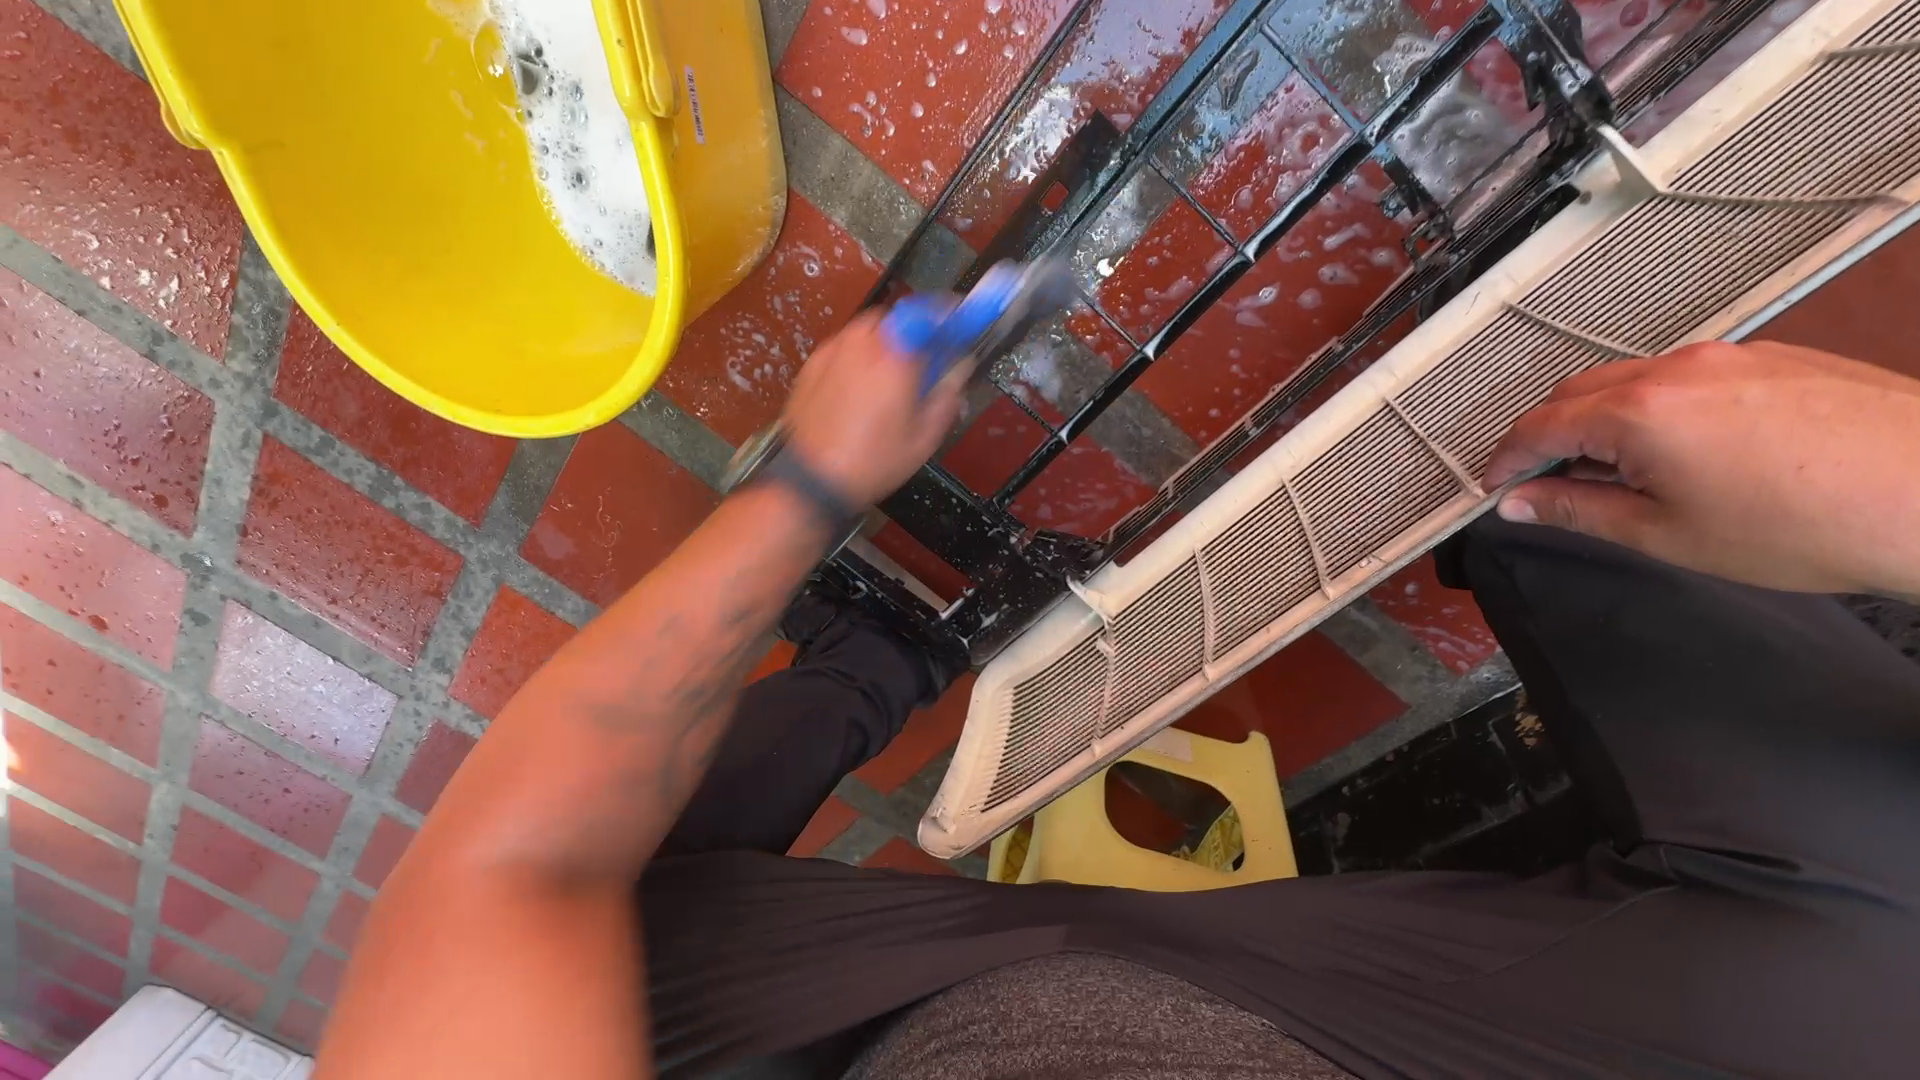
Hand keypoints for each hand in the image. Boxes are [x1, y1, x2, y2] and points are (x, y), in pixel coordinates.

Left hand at [781, 310, 971, 508]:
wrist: (812, 479)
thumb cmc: (871, 462)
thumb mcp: (924, 438)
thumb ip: (947, 396)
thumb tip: (959, 369)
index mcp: (896, 358)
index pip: (928, 313)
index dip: (946, 314)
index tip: (958, 322)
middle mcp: (863, 344)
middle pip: (897, 318)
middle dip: (914, 332)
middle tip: (925, 359)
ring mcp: (833, 351)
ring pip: (867, 331)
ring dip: (885, 343)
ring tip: (891, 376)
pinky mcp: (812, 364)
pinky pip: (843, 348)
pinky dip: (857, 357)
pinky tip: (859, 388)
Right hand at [1484, 341, 1919, 597]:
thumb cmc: (1806, 523)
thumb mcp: (1663, 533)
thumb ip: (1575, 510)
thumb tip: (1519, 503)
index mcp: (1637, 411)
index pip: (1536, 427)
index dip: (1504, 461)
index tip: (1496, 489)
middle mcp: (1675, 369)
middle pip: (1573, 393)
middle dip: (1545, 436)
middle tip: (1546, 483)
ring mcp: (1729, 357)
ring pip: (1626, 381)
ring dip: (1598, 421)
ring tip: (1616, 473)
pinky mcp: (1775, 358)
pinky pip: (1681, 376)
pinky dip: (1652, 408)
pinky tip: (1677, 451)